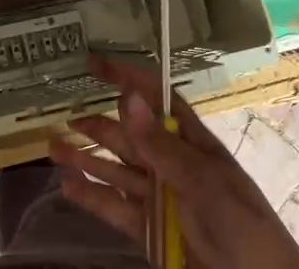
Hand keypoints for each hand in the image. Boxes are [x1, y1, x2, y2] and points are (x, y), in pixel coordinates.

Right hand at [49, 55, 298, 268]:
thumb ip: (161, 145)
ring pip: (116, 171)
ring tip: (54, 147)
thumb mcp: (204, 184)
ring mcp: (160, 199)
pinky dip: (91, 197)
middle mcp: (174, 167)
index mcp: (194, 147)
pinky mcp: (150, 232)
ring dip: (86, 158)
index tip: (96, 65)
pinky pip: (115, 208)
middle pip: (130, 137)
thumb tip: (126, 96)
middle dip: (99, 124)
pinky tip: (67, 186)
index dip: (130, 80)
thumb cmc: (243, 230)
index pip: (158, 101)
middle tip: (65, 116)